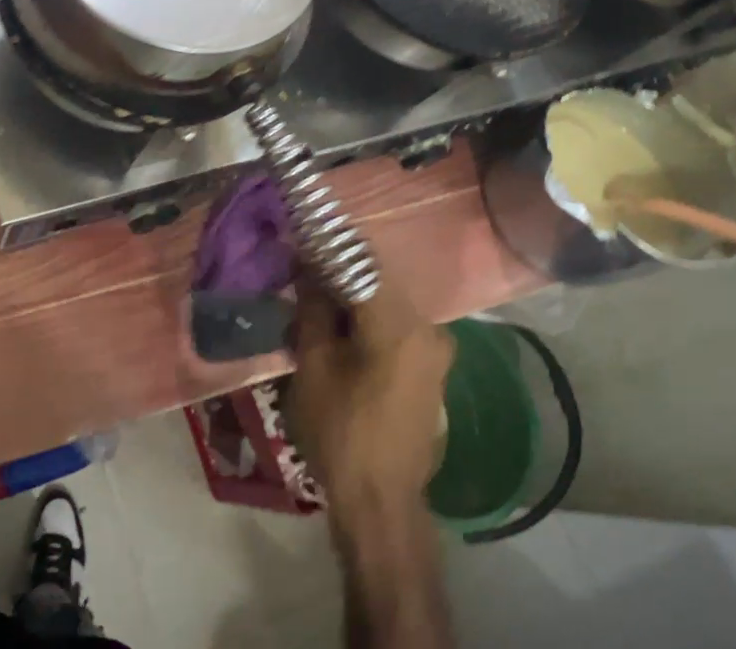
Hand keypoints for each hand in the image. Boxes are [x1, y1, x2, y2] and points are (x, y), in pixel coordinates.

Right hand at [286, 270, 453, 501]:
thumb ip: (313, 308)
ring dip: (351, 298)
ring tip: (311, 299)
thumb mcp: (314, 363)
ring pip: (387, 305)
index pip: (364, 262)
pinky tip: (337, 327)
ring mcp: (437, 351)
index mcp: (401, 323)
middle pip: (379, 282)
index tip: (298, 237)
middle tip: (298, 270)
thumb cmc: (340, 429)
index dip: (328, 247)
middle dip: (337, 273)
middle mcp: (430, 328)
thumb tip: (307, 266)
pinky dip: (367, 320)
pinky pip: (397, 328)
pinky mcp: (432, 370)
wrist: (379, 498)